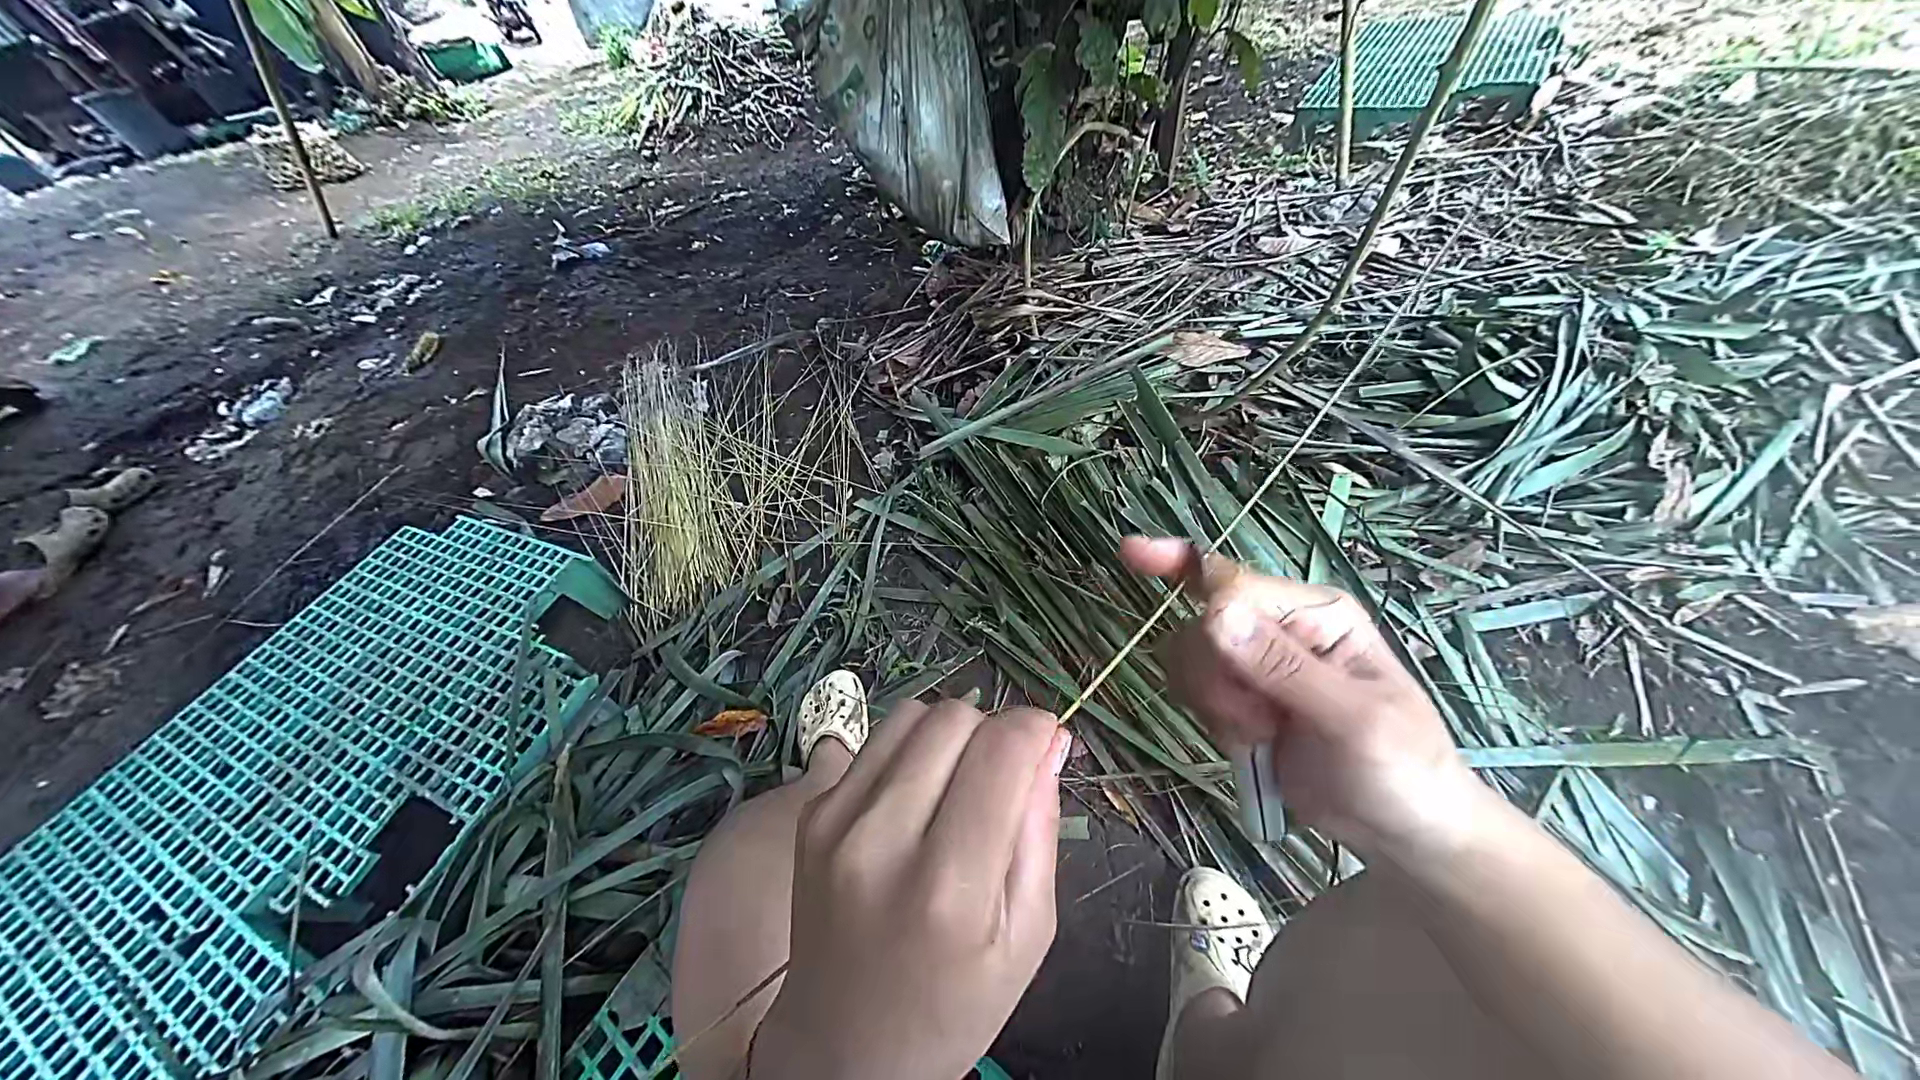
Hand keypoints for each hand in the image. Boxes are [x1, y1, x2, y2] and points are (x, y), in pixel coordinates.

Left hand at [750, 701, 1067, 1079]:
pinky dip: (911, 750)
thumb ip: (1041, 828)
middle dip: (993, 731)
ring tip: (958, 781)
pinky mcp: (812, 811)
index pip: (1001, 752)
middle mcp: (883, 839)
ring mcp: (837, 820)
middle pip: (954, 718)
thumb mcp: (1028, 933)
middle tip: (1001, 775)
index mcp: (950, 885)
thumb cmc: (953, 1004)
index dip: (1035, 728)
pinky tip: (917, 795)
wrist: (841, 1045)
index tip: (1047, 739)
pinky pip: (877, 741)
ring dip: (950, 733)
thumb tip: (1049, 740)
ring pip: (913, 715)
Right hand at [1120, 536, 1486, 860]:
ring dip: (1214, 702)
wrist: (1399, 831)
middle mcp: (1276, 627)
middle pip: (1199, 625)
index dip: (1180, 566)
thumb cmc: (1401, 769)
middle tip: (1261, 720)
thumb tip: (1214, 615)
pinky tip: (1252, 742)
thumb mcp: (1354, 719)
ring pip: (1187, 658)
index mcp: (1314, 613)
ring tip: (1263, 734)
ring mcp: (1252, 663)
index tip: (1131, 552)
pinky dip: (1212, 719)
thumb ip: (1283, 666)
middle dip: (1216, 677)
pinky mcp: (1235, 697)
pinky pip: (1191, 691)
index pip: (1233, 584)